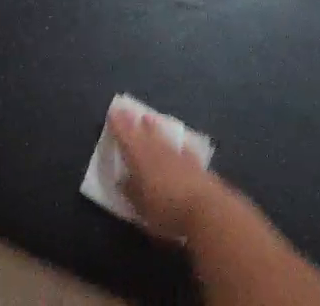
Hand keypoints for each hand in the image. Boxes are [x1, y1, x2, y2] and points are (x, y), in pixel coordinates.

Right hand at [109, 107, 225, 241]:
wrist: (206, 210)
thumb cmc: (167, 210)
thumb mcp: (141, 207)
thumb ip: (131, 191)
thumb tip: (122, 180)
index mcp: (141, 159)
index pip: (126, 137)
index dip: (119, 125)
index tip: (113, 111)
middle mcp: (159, 152)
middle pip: (144, 133)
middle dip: (134, 122)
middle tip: (127, 109)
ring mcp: (178, 156)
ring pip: (163, 137)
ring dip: (155, 128)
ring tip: (149, 118)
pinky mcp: (196, 165)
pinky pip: (184, 150)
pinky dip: (179, 145)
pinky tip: (181, 143)